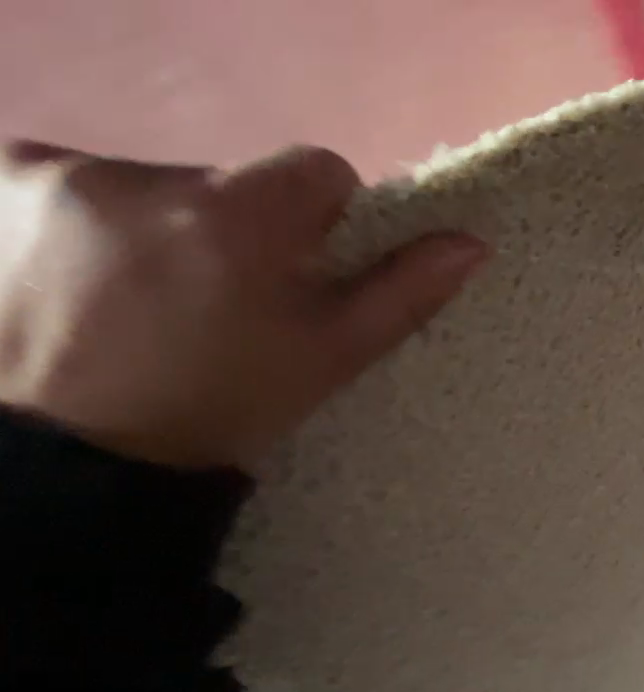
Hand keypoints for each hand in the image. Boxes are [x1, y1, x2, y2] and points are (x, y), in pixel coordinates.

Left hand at [0, 140, 486, 467]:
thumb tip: (472, 243)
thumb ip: (403, 291)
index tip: (309, 270)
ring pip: (162, 187)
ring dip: (173, 228)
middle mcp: (145, 176)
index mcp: (239, 218)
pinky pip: (86, 184)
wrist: (75, 447)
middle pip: (234, 183)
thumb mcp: (333, 356)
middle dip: (243, 231)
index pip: (317, 168)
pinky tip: (96, 281)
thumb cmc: (226, 402)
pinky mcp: (1, 180)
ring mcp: (60, 173)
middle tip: (231, 304)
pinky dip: (101, 222)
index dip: (329, 218)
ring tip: (157, 300)